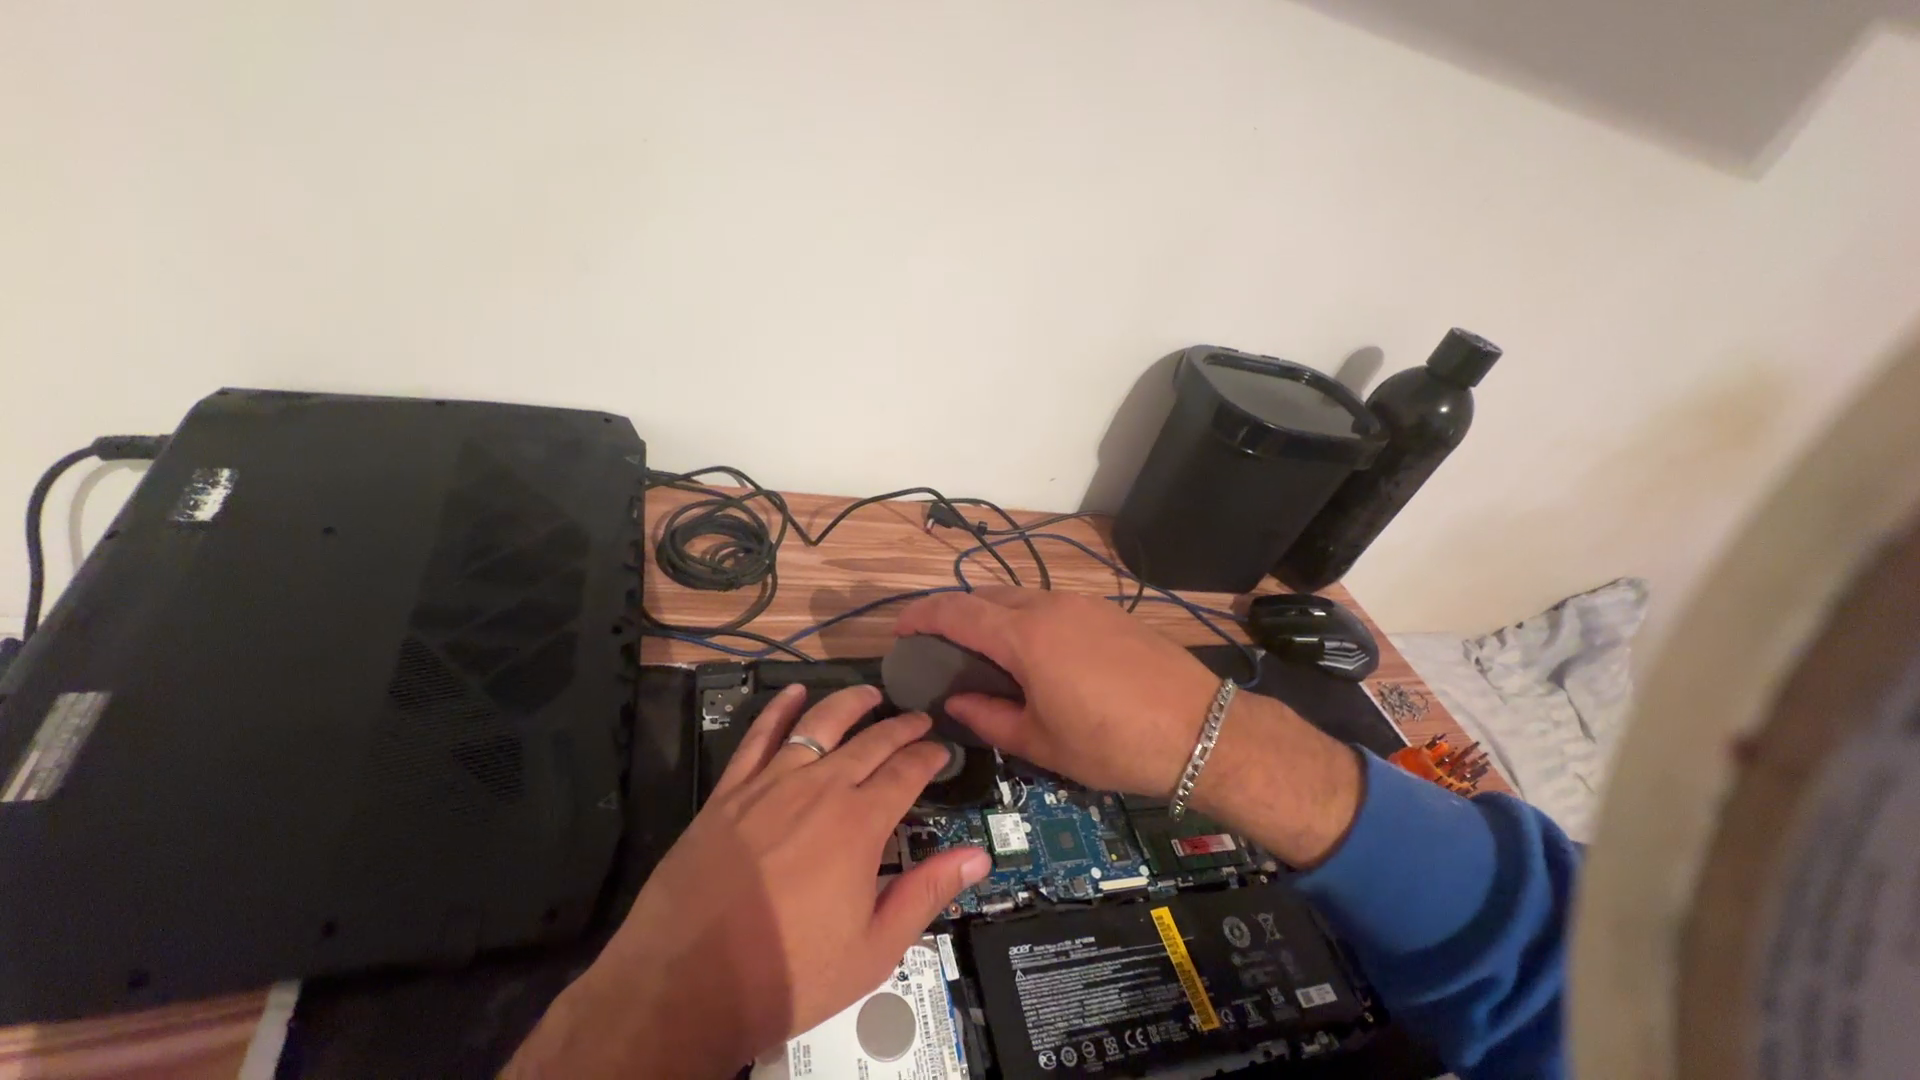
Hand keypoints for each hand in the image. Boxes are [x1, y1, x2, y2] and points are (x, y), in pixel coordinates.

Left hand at [504, 684, 991, 1079]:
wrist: (687, 982)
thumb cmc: (790, 972)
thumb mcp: (874, 948)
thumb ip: (927, 893)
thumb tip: (977, 857)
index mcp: (859, 823)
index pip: (906, 771)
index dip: (929, 755)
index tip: (942, 749)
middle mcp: (818, 789)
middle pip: (870, 741)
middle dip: (900, 726)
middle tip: (919, 718)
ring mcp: (769, 784)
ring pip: (818, 724)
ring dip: (849, 703)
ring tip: (869, 693)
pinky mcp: (729, 792)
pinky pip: (757, 737)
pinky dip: (778, 710)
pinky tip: (793, 693)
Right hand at [894, 587, 1362, 866]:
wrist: (1201, 731)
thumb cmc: (1113, 744)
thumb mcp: (1042, 742)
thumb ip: (990, 717)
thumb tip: (958, 703)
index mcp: (1025, 636)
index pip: (956, 612)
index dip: (920, 616)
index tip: (899, 631)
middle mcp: (1050, 606)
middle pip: (985, 597)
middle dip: (953, 614)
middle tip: (937, 645)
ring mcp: (1083, 604)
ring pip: (1020, 598)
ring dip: (991, 615)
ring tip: (981, 651)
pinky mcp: (1108, 611)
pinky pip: (1051, 605)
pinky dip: (1025, 619)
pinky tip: (1031, 652)